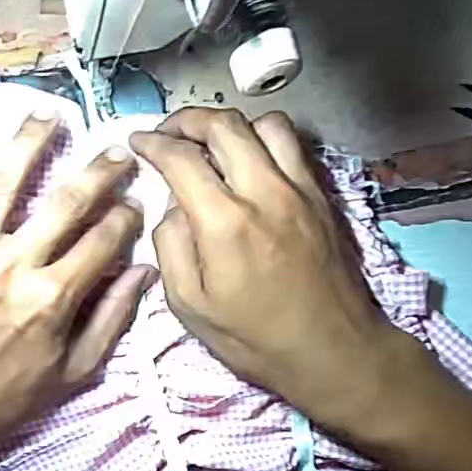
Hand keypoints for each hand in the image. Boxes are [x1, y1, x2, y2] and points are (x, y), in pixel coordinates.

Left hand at [0, 113, 151, 470]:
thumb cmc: (14, 394)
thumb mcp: (78, 370)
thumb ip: (113, 317)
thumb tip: (146, 272)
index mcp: (51, 298)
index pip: (103, 240)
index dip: (127, 218)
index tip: (136, 206)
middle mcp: (10, 266)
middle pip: (63, 202)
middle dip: (98, 172)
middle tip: (117, 152)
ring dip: (26, 144)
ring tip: (46, 115)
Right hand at [130, 108, 423, 429]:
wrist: (333, 351)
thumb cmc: (255, 339)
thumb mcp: (191, 307)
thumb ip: (171, 246)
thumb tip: (173, 205)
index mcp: (225, 222)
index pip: (181, 157)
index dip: (152, 142)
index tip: (138, 141)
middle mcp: (264, 192)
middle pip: (223, 124)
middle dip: (187, 119)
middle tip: (169, 133)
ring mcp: (300, 189)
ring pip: (265, 124)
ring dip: (232, 124)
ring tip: (214, 144)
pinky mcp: (322, 196)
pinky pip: (294, 145)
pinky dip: (266, 139)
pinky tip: (253, 162)